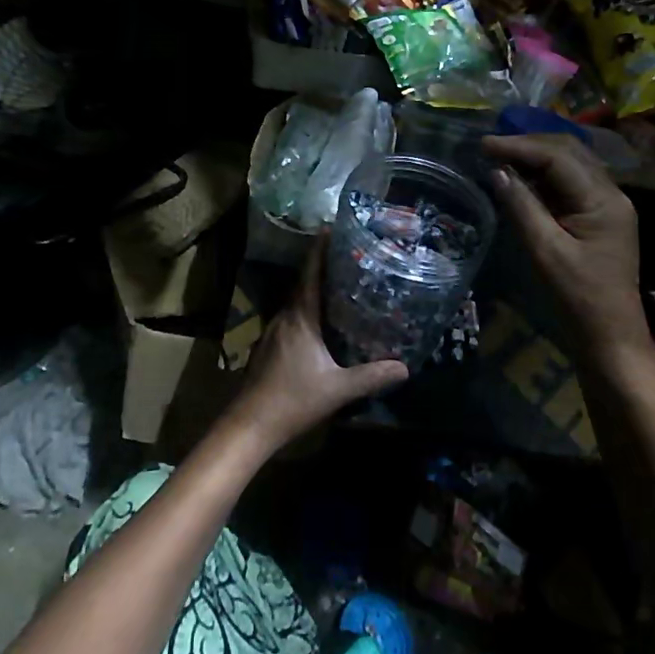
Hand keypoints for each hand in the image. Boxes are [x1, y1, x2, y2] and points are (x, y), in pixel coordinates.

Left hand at [225, 236, 408, 452]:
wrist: (249, 425)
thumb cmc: (292, 400)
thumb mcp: (338, 389)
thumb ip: (371, 376)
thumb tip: (405, 367)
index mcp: (299, 318)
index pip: (310, 274)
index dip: (320, 250)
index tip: (331, 228)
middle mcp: (285, 318)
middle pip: (305, 284)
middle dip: (324, 268)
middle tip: (350, 256)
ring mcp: (274, 332)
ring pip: (298, 302)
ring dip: (316, 289)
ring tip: (342, 284)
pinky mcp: (271, 347)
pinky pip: (293, 318)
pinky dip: (309, 310)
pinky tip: (324, 321)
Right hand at [483, 134, 647, 355]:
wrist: (610, 333)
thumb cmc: (578, 296)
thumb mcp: (545, 250)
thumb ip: (522, 206)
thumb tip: (497, 171)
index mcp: (603, 199)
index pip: (558, 156)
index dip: (519, 146)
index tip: (483, 145)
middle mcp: (611, 192)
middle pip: (569, 151)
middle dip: (528, 144)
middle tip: (489, 147)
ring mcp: (608, 203)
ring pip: (571, 163)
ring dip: (536, 155)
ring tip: (500, 156)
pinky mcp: (599, 215)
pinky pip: (571, 181)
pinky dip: (544, 173)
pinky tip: (521, 176)